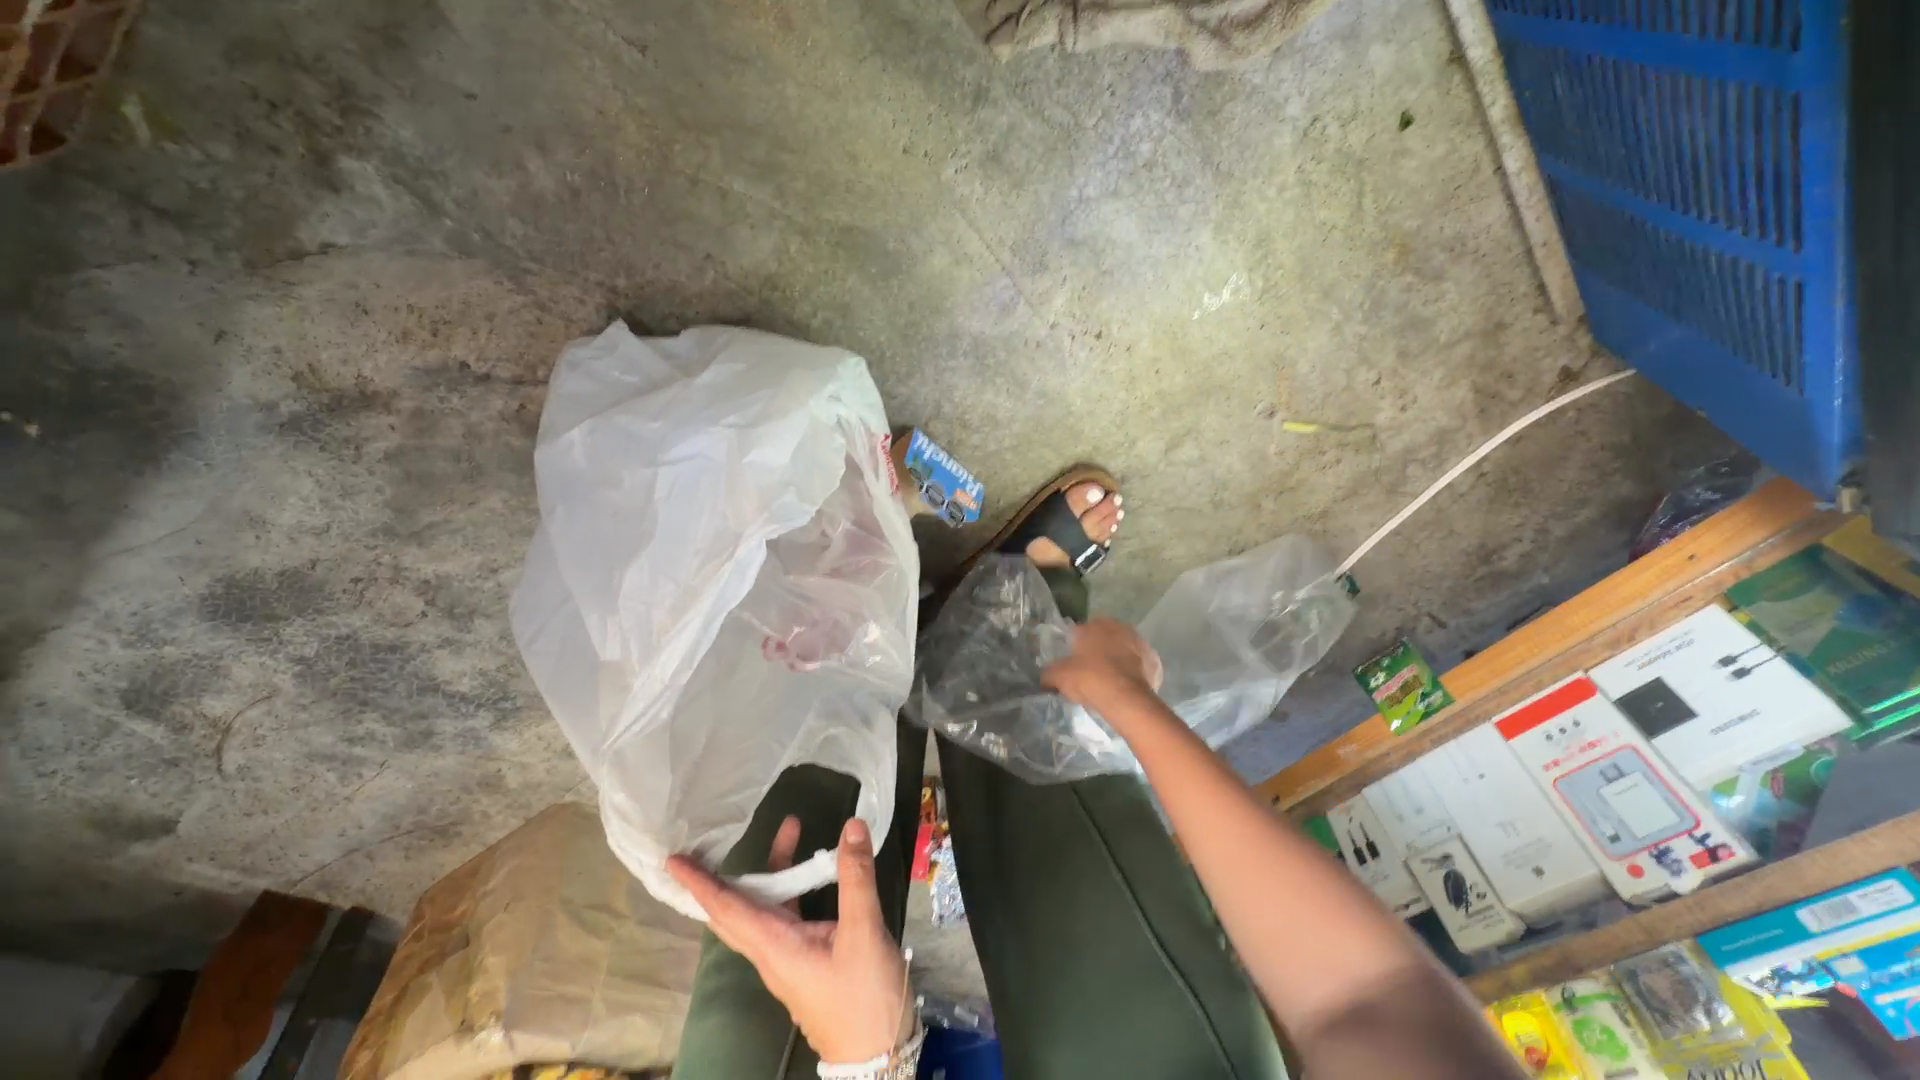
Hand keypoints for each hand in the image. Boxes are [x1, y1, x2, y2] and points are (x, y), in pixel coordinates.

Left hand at [667, 816, 908, 1064]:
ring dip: (770, 872)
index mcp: (774, 947)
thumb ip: (855, 877)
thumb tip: (852, 825)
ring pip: (763, 911)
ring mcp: (787, 960)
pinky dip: (791, 889)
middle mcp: (771, 953)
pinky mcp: (806, 963)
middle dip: (723, 875)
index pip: (727, 908)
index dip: (701, 883)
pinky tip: (812, 873)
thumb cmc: (864, 997)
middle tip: (712, 843)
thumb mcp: (863, 933)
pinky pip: (785, 919)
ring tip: (791, 832)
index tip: (674, 860)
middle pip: (734, 911)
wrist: (878, 1054)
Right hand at [1042, 616, 1163, 710]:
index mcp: (1095, 625)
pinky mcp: (1154, 661)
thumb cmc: (1089, 679)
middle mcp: (1120, 627)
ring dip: (1118, 660)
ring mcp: (1140, 643)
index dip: (1076, 646)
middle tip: (1090, 671)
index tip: (1073, 662)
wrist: (1126, 699)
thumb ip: (1049, 673)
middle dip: (1098, 650)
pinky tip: (1126, 687)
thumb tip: (1044, 677)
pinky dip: (1134, 673)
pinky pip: (1140, 665)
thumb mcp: (1059, 677)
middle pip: (1105, 637)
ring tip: (1110, 681)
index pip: (1081, 631)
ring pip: (1124, 649)